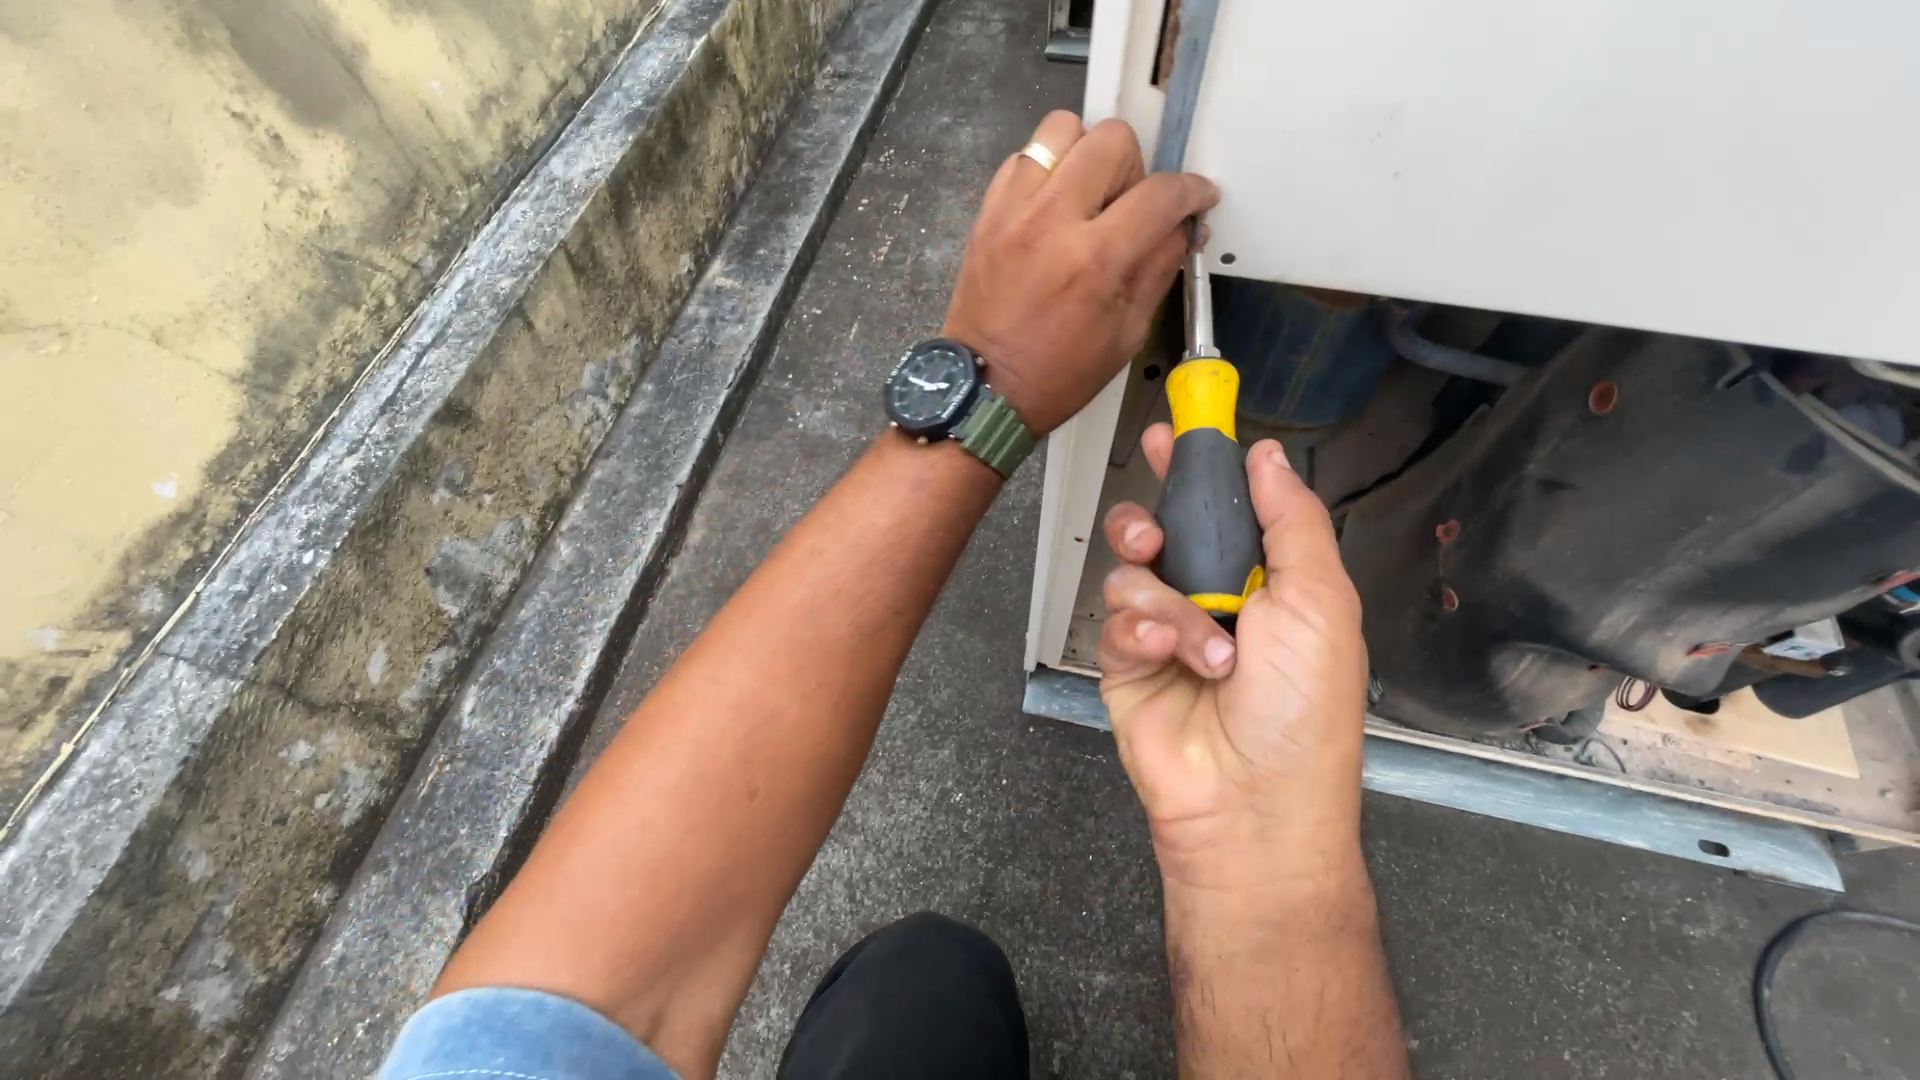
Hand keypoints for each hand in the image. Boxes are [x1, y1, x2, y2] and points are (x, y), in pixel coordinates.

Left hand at [944, 111, 1218, 434]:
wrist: (985, 391)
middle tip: (1130, 206)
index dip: (1192, 191)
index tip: (1197, 198)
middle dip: (1136, 168)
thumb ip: (1158, 268)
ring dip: (1086, 154)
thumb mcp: (1127, 334)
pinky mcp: (986, 214)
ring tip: (1088, 196)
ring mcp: (1012, 212)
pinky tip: (1052, 206)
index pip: (1161, 194)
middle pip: (1112, 139)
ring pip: (1062, 129)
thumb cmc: (1057, 375)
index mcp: (1093, 261)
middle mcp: (1051, 222)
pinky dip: (1045, 169)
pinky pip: (1022, 157)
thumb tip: (1182, 228)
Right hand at [1099, 426, 1369, 890]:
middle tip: (1155, 536)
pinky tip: (1169, 661)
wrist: (1251, 801)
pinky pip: (1116, 623)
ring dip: (1163, 601)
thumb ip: (1291, 520)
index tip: (1169, 434)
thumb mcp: (1319, 602)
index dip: (1193, 468)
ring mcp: (1162, 634)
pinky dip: (1142, 635)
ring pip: (1130, 573)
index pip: (1218, 508)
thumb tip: (1268, 455)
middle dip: (1148, 521)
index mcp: (1260, 580)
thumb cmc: (1302, 704)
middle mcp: (1207, 599)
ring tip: (1198, 644)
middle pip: (1157, 530)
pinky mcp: (1125, 665)